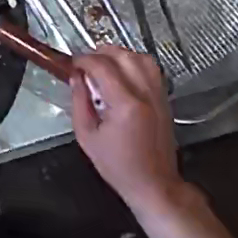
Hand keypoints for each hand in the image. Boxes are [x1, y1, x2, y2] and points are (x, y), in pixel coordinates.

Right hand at [70, 46, 186, 213]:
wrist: (154, 184)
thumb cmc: (119, 166)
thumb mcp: (87, 136)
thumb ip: (79, 102)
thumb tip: (76, 78)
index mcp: (125, 105)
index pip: (102, 66)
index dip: (84, 60)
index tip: (74, 64)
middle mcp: (145, 95)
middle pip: (124, 56)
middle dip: (101, 53)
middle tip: (86, 62)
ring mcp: (158, 95)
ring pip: (141, 58)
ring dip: (120, 54)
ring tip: (104, 63)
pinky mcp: (164, 99)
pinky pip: (152, 69)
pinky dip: (135, 63)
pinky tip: (123, 72)